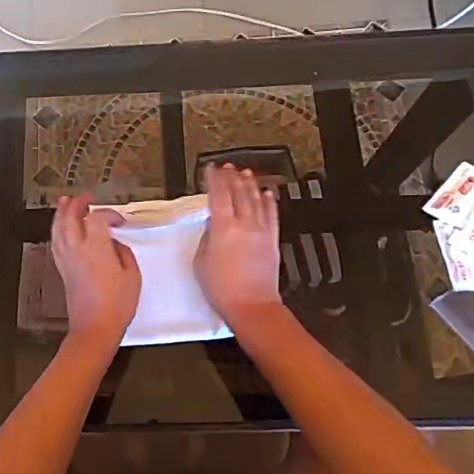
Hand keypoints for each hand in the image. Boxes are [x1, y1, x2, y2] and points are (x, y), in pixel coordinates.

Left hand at [52, 195, 140, 341]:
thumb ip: (123, 253)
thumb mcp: (132, 275)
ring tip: (64, 203)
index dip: (109, 214)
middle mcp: (77, 249)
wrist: (95, 327)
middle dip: (77, 204)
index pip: (98, 218)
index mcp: (97, 247)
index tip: (119, 220)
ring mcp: (67, 260)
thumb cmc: (117, 304)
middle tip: (84, 197)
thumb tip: (115, 245)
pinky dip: (58, 231)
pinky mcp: (63, 270)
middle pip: (71, 217)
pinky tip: (61, 229)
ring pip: (59, 229)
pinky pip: (56, 243)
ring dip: (62, 214)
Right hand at [198, 164, 281, 323]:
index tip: (210, 169)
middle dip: (232, 177)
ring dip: (250, 185)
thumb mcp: (201, 263)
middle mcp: (244, 224)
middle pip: (238, 193)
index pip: (218, 195)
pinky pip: (271, 215)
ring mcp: (260, 231)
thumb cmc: (222, 290)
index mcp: (222, 228)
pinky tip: (268, 194)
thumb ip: (207, 239)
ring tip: (246, 173)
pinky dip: (269, 202)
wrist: (251, 305)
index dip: (214, 179)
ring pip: (256, 200)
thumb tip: (212, 227)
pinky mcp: (271, 241)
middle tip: (227, 167)